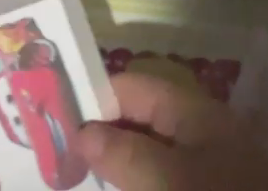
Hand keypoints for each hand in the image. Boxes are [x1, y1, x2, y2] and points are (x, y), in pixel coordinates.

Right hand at [75, 73, 267, 190]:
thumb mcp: (170, 182)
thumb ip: (124, 154)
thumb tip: (83, 130)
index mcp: (194, 112)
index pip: (131, 87)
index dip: (92, 101)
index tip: (54, 125)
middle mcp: (201, 132)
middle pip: (139, 121)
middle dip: (102, 137)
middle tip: (62, 161)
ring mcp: (210, 171)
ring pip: (151, 157)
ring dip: (120, 167)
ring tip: (82, 180)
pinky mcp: (212, 189)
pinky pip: (167, 180)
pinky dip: (142, 184)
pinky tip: (122, 190)